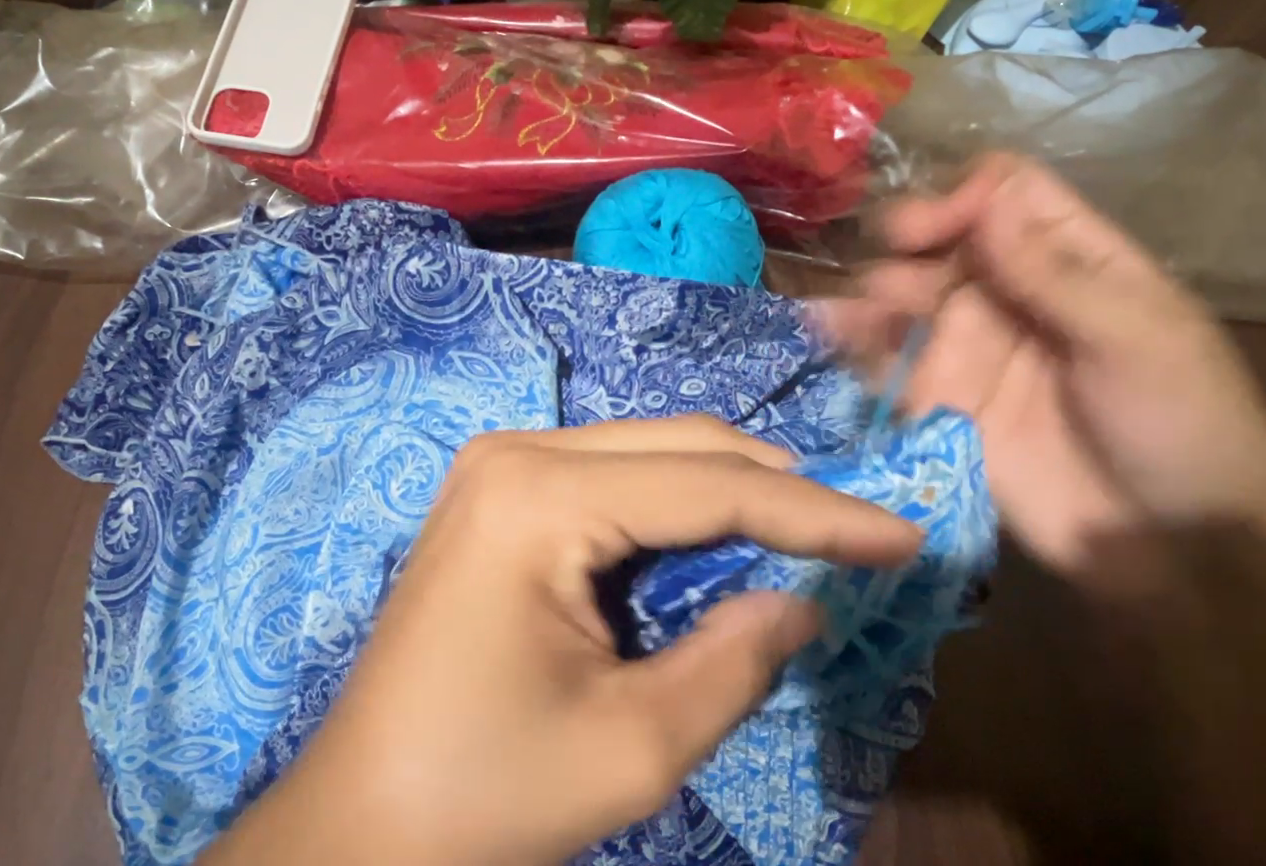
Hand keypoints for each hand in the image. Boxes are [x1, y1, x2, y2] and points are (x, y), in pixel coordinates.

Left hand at [205, 416, 920, 865]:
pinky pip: (605, 479)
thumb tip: (802, 601)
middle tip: (860, 535)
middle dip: (775, 488)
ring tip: (805, 538)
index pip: (708, 485)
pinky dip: (671, 509)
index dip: (817, 511)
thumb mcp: (634, 745)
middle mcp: (513, 454)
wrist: (361, 818)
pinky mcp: (492, 495)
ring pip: (644, 454)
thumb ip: (735, 661)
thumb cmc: (487, 790)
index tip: (904, 536)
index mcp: (537, 497)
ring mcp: (495, 468)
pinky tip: (713, 545)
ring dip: (726, 494)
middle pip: (676, 448)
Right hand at [808, 154, 1265, 573]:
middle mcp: (1011, 294)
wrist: (1168, 554)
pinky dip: (853, 343)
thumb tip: (983, 194)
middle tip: (883, 281)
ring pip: (901, 295)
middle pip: (938, 241)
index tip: (929, 231)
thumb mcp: (1139, 343)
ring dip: (869, 294)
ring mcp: (968, 347)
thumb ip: (1055, 274)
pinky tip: (830, 337)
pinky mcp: (936, 399)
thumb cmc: (1181, 433)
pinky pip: (885, 358)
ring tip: (846, 319)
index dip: (960, 198)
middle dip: (902, 248)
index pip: (1004, 195)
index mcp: (1075, 263)